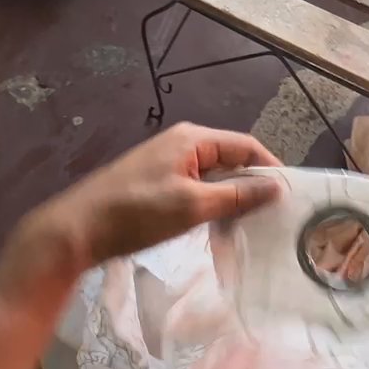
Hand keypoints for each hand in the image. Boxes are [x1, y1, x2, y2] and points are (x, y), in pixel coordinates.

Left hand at [0, 122, 282, 292]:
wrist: (77, 230)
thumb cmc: (136, 212)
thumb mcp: (191, 206)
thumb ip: (235, 195)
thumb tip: (276, 186)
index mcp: (193, 138)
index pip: (245, 146)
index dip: (269, 168)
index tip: (290, 196)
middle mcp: (183, 143)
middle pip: (230, 159)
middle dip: (252, 184)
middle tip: (274, 215)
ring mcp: (169, 162)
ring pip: (214, 176)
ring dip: (232, 197)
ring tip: (252, 225)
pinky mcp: (158, 182)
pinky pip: (197, 187)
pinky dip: (213, 203)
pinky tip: (219, 227)